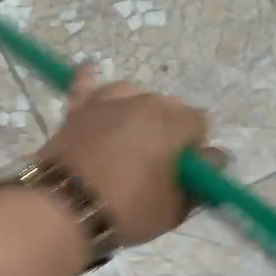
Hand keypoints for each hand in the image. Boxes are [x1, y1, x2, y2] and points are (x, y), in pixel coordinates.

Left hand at [35, 66, 226, 246]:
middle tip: (155, 161)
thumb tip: (212, 158)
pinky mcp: (75, 108)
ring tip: (130, 137)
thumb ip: (199, 179)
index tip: (182, 170)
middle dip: (167, 128)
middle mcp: (140, 101)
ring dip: (136, 109)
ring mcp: (104, 101)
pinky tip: (91, 68)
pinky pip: (85, 84)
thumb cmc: (127, 206)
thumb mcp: (176, 205)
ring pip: (131, 94)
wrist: (64, 203)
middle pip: (165, 106)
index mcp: (171, 121)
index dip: (194, 146)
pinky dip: (89, 78)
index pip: (198, 122)